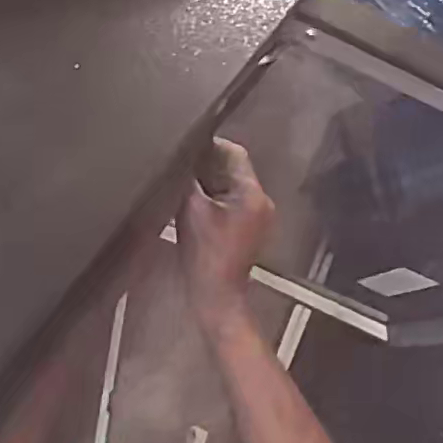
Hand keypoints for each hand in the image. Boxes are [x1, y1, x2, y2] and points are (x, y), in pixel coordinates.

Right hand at [178, 137, 275, 336]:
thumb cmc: (205, 254)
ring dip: (210, 181)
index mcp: (253, 193)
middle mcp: (261, 200)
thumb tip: (181, 157)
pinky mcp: (249, 228)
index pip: (235, 153)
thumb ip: (188, 178)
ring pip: (231, 184)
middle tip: (182, 162)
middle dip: (208, 164)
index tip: (188, 145)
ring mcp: (258, 216)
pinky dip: (214, 197)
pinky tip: (195, 201)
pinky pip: (232, 201)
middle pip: (234, 168)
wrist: (216, 297)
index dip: (211, 145)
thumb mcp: (191, 210)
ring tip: (185, 180)